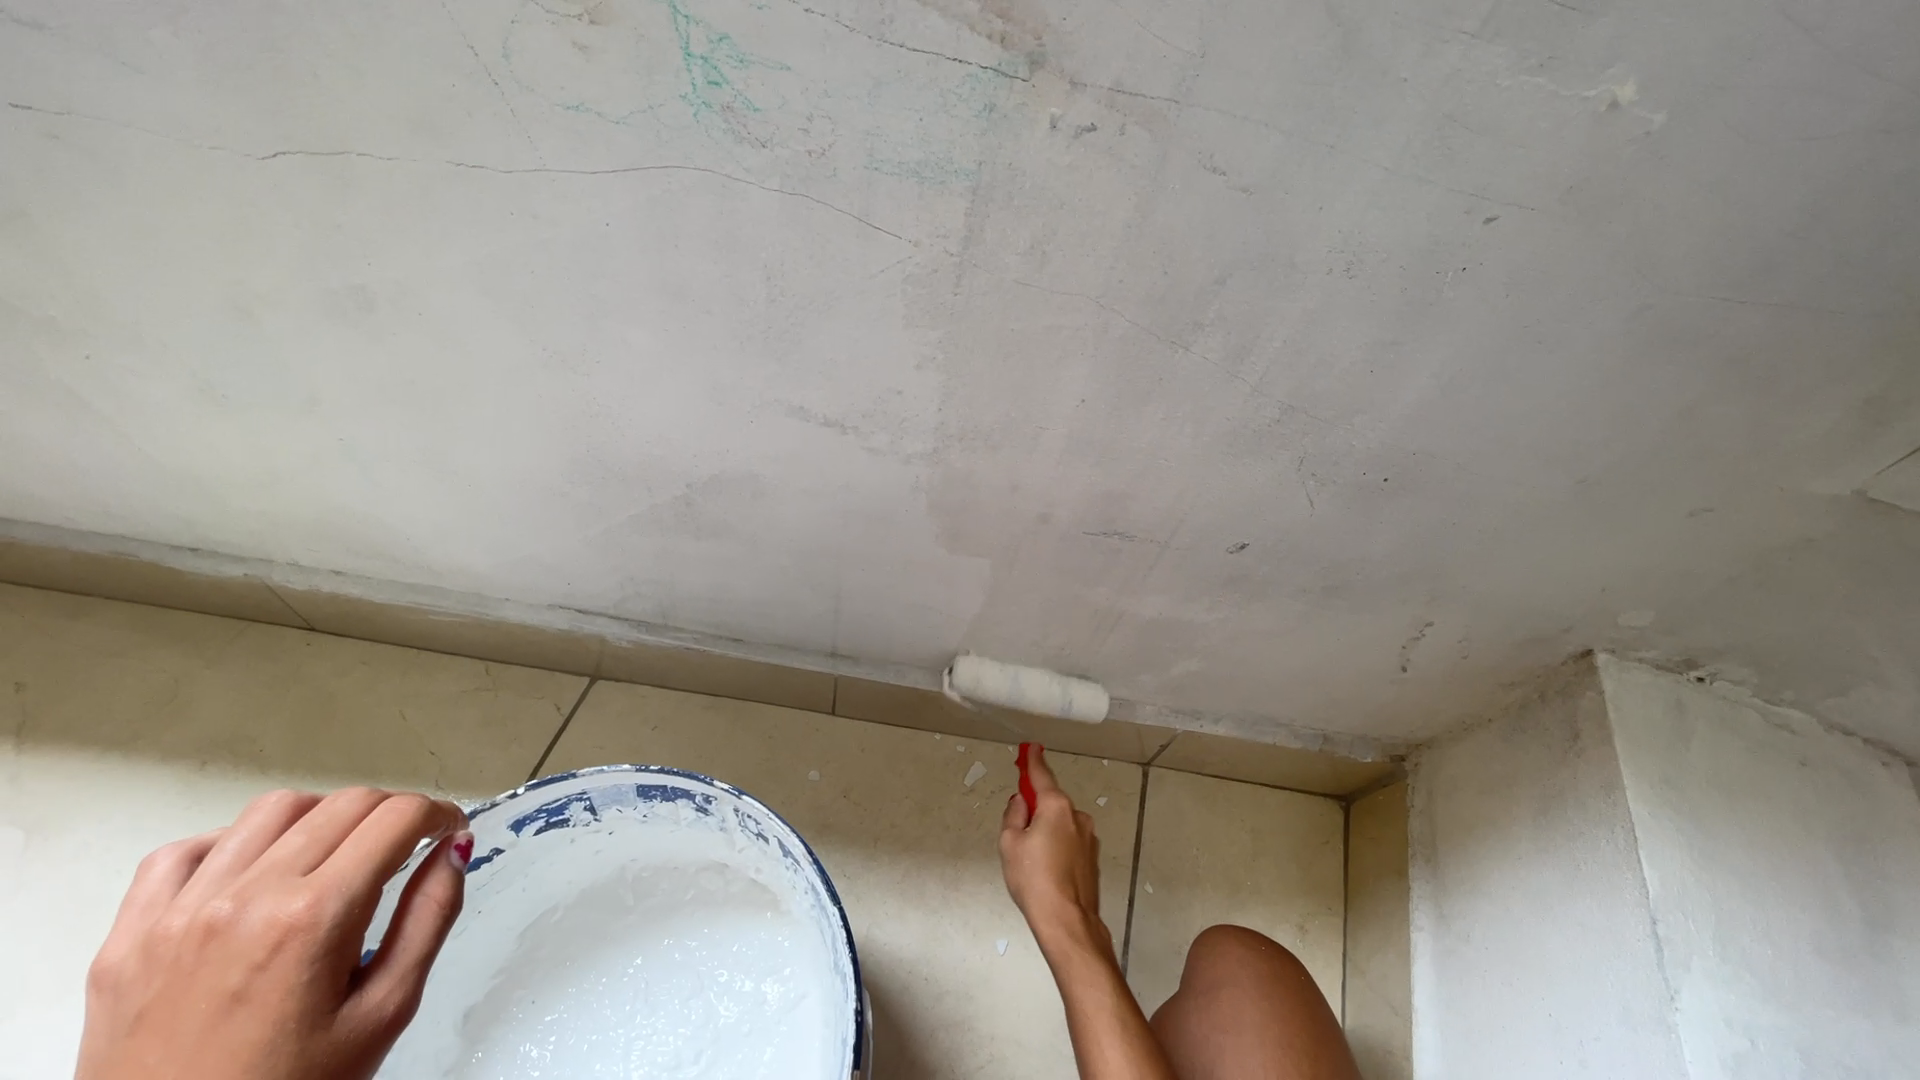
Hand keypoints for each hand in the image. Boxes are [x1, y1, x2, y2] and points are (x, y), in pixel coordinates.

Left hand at [76, 787, 472, 1079]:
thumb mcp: (386, 1010)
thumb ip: (430, 918)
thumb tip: (455, 848)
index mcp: (315, 917)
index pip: (397, 817)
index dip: (438, 814)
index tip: (448, 833)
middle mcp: (246, 897)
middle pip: (345, 803)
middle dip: (393, 813)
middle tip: (406, 847)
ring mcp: (177, 912)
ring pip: (272, 810)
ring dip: (322, 817)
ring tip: (336, 854)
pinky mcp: (128, 935)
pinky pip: (183, 851)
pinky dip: (233, 843)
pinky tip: (257, 874)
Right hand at [999, 745, 1109, 953]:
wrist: (1067, 921)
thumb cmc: (1033, 879)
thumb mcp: (1009, 843)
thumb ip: (1014, 815)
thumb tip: (1021, 802)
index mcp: (1056, 807)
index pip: (1041, 775)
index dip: (1033, 761)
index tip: (1031, 748)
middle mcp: (1077, 816)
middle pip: (1051, 803)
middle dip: (1035, 809)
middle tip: (1018, 832)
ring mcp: (1089, 838)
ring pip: (1061, 825)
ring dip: (1047, 831)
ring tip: (1032, 862)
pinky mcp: (1093, 858)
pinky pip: (1070, 842)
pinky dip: (1058, 847)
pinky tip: (1048, 870)